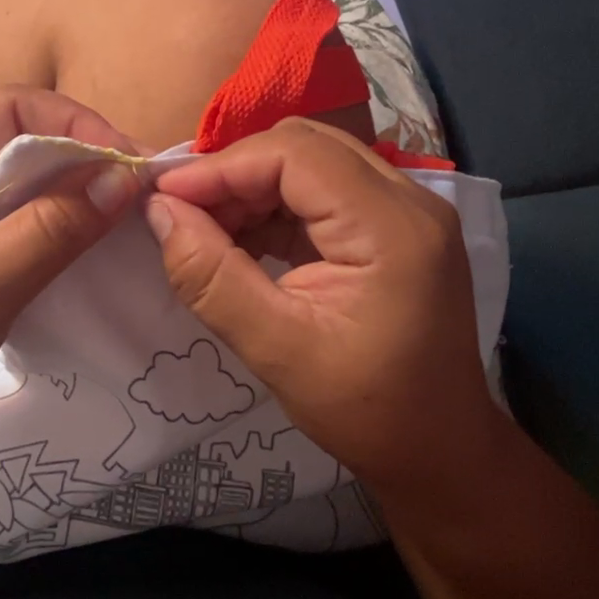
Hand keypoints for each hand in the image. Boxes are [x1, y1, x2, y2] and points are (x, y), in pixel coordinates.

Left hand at [0, 88, 141, 421]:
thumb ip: (52, 230)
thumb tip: (123, 179)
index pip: (12, 109)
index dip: (76, 123)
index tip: (130, 163)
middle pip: (19, 134)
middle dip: (81, 153)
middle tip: (138, 190)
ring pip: (19, 172)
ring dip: (70, 186)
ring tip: (122, 211)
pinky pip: (11, 207)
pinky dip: (51, 215)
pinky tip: (82, 236)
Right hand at [145, 117, 498, 487]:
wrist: (440, 451)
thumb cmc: (366, 411)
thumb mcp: (276, 351)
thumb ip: (211, 278)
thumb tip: (159, 212)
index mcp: (391, 227)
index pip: (295, 155)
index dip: (222, 168)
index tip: (165, 198)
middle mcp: (408, 199)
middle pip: (303, 147)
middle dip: (234, 174)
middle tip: (183, 216)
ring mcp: (404, 209)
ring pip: (309, 162)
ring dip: (251, 189)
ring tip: (206, 233)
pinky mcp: (392, 225)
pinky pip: (321, 190)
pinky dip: (273, 207)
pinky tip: (242, 242)